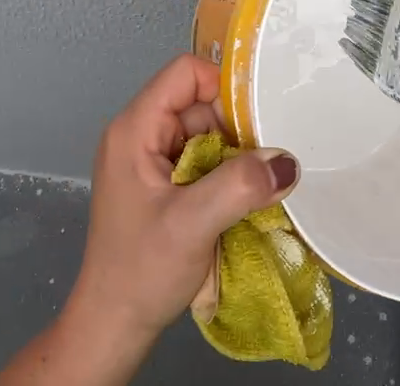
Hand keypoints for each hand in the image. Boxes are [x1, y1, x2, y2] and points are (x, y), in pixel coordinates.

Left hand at [68, 55, 299, 342]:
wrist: (113, 325)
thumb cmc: (141, 271)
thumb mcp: (192, 225)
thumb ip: (239, 187)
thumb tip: (286, 162)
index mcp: (135, 129)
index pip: (185, 74)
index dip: (223, 87)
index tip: (256, 122)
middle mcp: (139, 134)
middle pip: (199, 102)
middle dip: (234, 128)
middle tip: (262, 164)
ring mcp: (149, 159)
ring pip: (205, 131)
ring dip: (233, 154)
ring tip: (255, 184)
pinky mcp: (161, 183)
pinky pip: (202, 158)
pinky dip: (225, 172)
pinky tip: (241, 197)